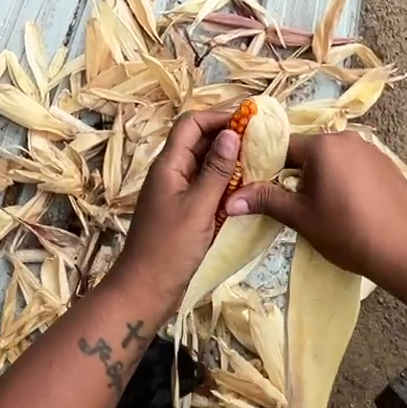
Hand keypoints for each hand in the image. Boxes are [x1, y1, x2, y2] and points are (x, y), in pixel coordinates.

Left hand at [110, 109, 241, 312]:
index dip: (218, 116)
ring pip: (204, 163)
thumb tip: (232, 133)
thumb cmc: (170, 249)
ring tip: (259, 161)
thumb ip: (216, 170)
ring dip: (228, 160)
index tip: (249, 121)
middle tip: (262, 141)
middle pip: (198, 140)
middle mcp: (171, 172)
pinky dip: (224, 182)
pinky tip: (245, 188)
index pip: (191, 123)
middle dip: (227, 136)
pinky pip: (205, 185)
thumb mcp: (198, 207)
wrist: (144, 291)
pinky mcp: (183, 209)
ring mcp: (176, 191)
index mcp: (168, 165)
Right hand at [223, 130, 406, 279]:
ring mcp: (370, 150)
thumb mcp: (302, 218)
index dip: (267, 166)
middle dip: (295, 174)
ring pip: (332, 159)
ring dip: (320, 178)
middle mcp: (346, 138)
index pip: (282, 147)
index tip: (260, 187)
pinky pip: (353, 166)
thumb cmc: (349, 232)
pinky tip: (347, 208)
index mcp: (322, 145)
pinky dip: (343, 181)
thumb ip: (266, 201)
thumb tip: (229, 200)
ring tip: (319, 209)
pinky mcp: (387, 165)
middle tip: (290, 204)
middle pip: (308, 151)